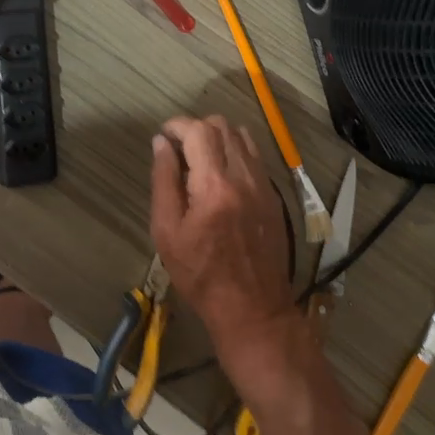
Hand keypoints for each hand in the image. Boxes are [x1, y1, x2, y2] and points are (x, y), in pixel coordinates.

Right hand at [149, 116, 293, 346]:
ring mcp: (264, 185)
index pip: (197, 131)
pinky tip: (221, 176)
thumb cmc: (201, 275)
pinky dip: (235, 152)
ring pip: (241, 136)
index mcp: (214, 185)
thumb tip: (160, 144)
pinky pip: (254, 156)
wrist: (253, 310)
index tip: (163, 136)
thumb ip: (164, 181)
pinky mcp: (274, 195)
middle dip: (196, 128)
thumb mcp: (168, 231)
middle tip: (179, 150)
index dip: (177, 125)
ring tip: (200, 161)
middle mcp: (243, 176)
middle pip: (221, 126)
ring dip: (217, 138)